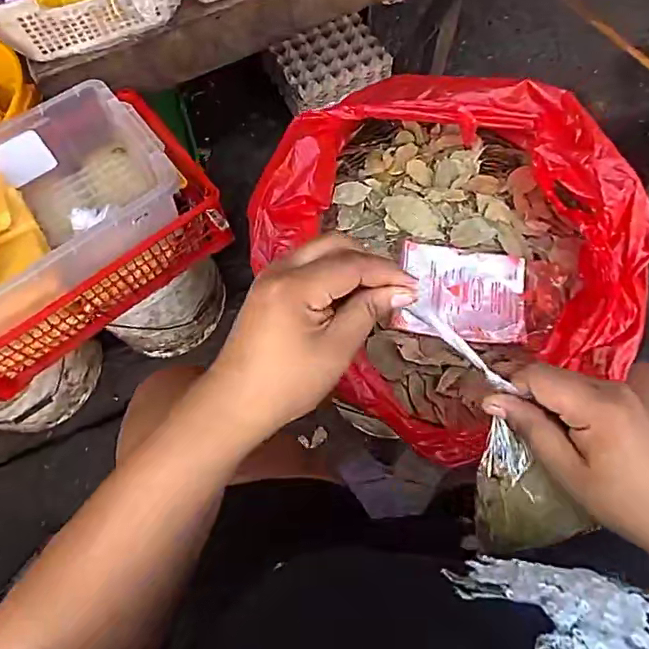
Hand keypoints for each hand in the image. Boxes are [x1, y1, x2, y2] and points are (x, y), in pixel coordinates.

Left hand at [203, 235, 415, 444]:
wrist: (234, 403)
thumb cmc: (288, 383)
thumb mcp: (336, 349)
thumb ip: (367, 312)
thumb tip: (401, 291)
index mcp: (296, 284)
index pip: (352, 264)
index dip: (387, 273)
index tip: (414, 287)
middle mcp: (281, 269)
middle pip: (335, 245)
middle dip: (369, 260)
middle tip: (395, 285)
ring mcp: (271, 275)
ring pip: (320, 250)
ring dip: (350, 262)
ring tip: (376, 289)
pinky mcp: (268, 286)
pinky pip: (307, 263)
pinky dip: (331, 270)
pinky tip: (347, 293)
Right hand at [482, 364, 648, 554]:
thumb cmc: (621, 502)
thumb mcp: (568, 471)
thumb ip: (532, 428)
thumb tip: (494, 399)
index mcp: (596, 404)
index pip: (537, 375)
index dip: (509, 386)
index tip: (492, 409)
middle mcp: (610, 386)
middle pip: (553, 374)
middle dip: (528, 394)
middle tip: (516, 427)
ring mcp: (623, 389)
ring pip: (568, 380)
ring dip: (548, 399)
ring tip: (546, 435)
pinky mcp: (628, 397)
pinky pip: (585, 389)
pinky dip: (568, 403)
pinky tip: (570, 433)